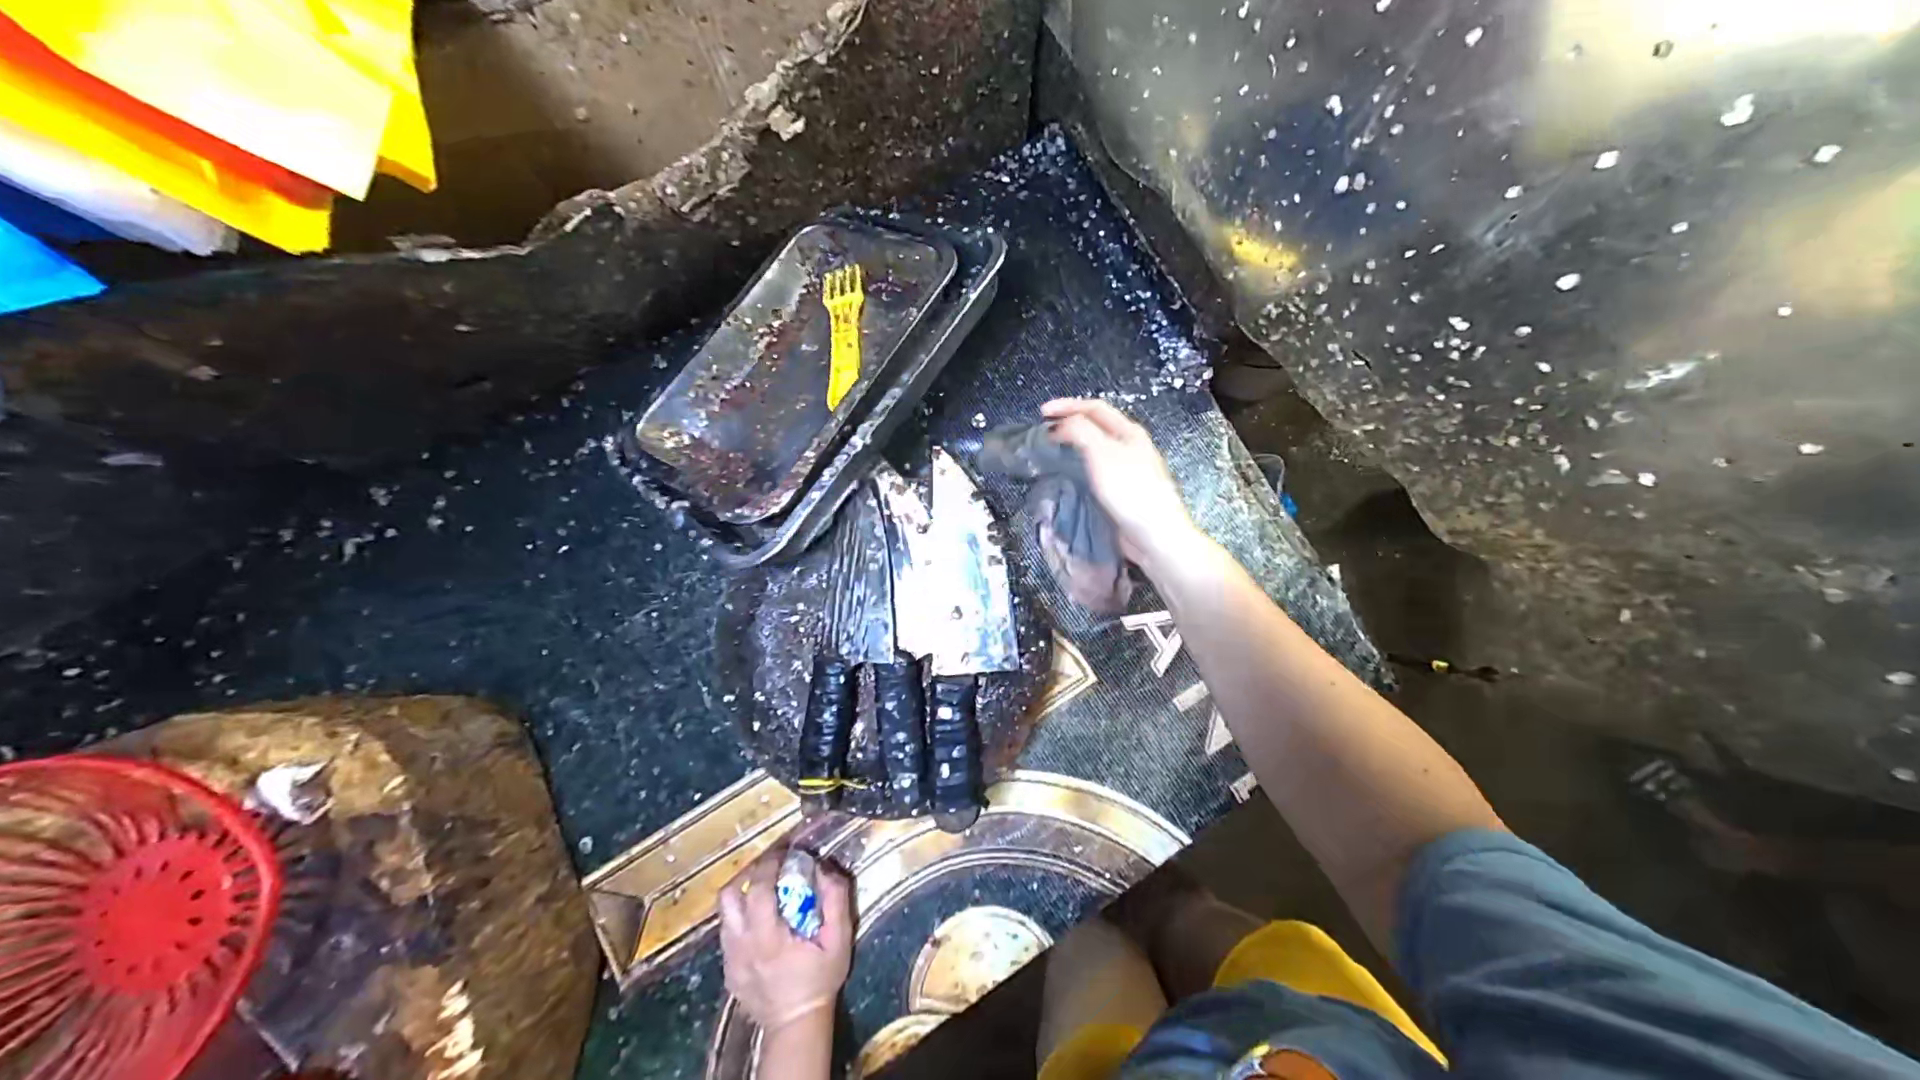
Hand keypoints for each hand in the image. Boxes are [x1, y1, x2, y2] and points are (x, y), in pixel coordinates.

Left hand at [718, 845, 853, 1033]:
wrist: (796, 1024)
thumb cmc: (820, 981)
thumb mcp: (839, 940)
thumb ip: (835, 900)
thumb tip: (825, 868)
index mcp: (766, 937)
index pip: (757, 887)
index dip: (769, 863)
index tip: (784, 850)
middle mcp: (740, 945)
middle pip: (729, 895)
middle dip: (750, 872)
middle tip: (771, 864)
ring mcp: (730, 958)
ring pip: (724, 912)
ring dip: (742, 892)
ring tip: (763, 887)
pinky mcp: (727, 969)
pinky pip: (728, 931)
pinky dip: (741, 915)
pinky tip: (761, 918)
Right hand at [1041, 398, 1206, 572]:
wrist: (1154, 534)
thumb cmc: (1129, 490)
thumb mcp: (1101, 452)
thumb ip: (1079, 431)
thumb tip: (1059, 427)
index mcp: (1129, 432)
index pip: (1095, 408)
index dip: (1067, 405)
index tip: (1041, 413)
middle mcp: (1130, 446)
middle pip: (1096, 425)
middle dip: (1069, 422)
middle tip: (1045, 430)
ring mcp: (1128, 469)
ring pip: (1095, 447)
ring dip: (1073, 444)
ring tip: (1052, 450)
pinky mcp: (1122, 491)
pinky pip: (1095, 469)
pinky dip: (1078, 465)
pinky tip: (1068, 475)